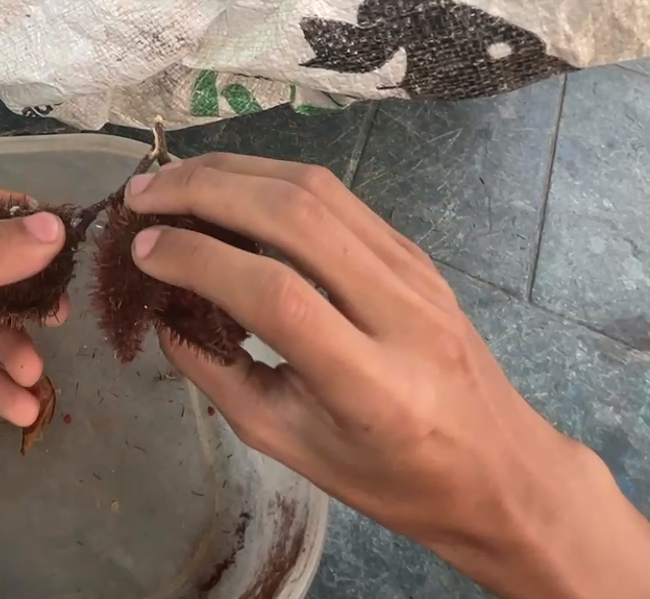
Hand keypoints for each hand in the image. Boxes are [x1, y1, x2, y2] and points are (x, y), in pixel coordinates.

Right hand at [124, 154, 649, 598]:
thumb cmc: (394, 479)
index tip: (141, 250)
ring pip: (312, 187)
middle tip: (141, 193)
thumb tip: (161, 315)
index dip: (198, 259)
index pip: (276, 295)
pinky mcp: (410, 248)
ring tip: (169, 177)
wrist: (508, 472)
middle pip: (293, 215)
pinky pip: (330, 192)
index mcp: (375, 386)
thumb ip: (217, 376)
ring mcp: (412, 269)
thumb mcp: (291, 446)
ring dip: (229, 170)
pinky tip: (222, 180)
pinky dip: (263, 174)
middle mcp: (402, 312)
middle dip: (203, 191)